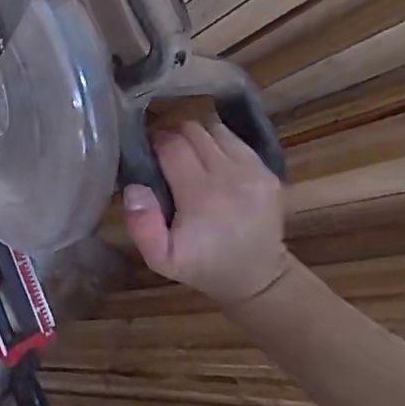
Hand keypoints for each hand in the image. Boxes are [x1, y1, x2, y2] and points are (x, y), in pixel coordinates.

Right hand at [122, 120, 287, 307]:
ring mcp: (255, 170)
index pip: (172, 145)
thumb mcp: (161, 259)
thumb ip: (141, 225)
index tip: (146, 154)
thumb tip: (135, 187)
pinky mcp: (268, 171)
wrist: (257, 277)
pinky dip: (217, 143)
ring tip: (187, 156)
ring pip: (214, 128)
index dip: (154, 143)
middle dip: (173, 136)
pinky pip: (235, 140)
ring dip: (196, 137)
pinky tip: (211, 161)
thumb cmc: (203, 267)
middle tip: (163, 154)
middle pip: (193, 130)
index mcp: (202, 196)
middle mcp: (232, 175)